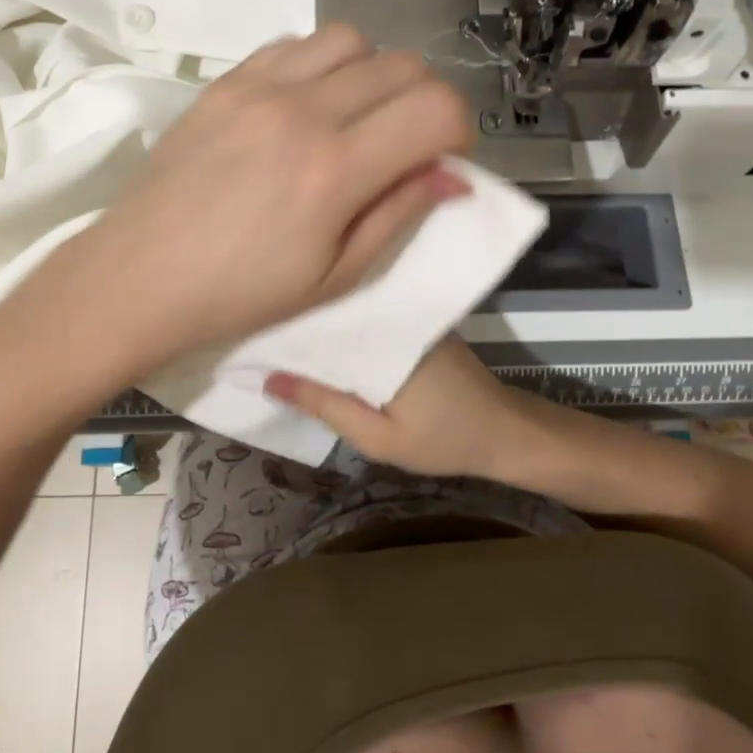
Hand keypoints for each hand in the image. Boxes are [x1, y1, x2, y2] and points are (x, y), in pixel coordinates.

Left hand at [40, 26, 473, 374]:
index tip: (441, 160)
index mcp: (334, 170)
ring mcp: (258, 87)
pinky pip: (294, 43)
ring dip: (372, 74)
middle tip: (403, 146)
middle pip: (403, 66)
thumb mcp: (334, 277)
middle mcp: (301, 111)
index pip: (436, 108)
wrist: (138, 278)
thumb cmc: (240, 294)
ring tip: (354, 119)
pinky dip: (319, 65)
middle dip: (422, 103)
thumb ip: (399, 215)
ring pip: (352, 39)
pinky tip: (305, 106)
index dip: (458, 131)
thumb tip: (453, 175)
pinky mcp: (224, 81)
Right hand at [264, 336, 546, 477]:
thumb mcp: (378, 437)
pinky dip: (348, 330)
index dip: (282, 329)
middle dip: (297, 323)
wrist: (505, 431)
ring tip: (278, 333)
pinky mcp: (418, 320)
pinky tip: (323, 341)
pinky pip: (371, 319)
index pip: (320, 324)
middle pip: (334, 312)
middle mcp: (395, 315)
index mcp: (383, 340)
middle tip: (254, 333)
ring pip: (352, 314)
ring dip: (321, 325)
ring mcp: (409, 315)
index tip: (246, 334)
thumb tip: (270, 378)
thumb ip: (325, 406)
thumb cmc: (443, 440)